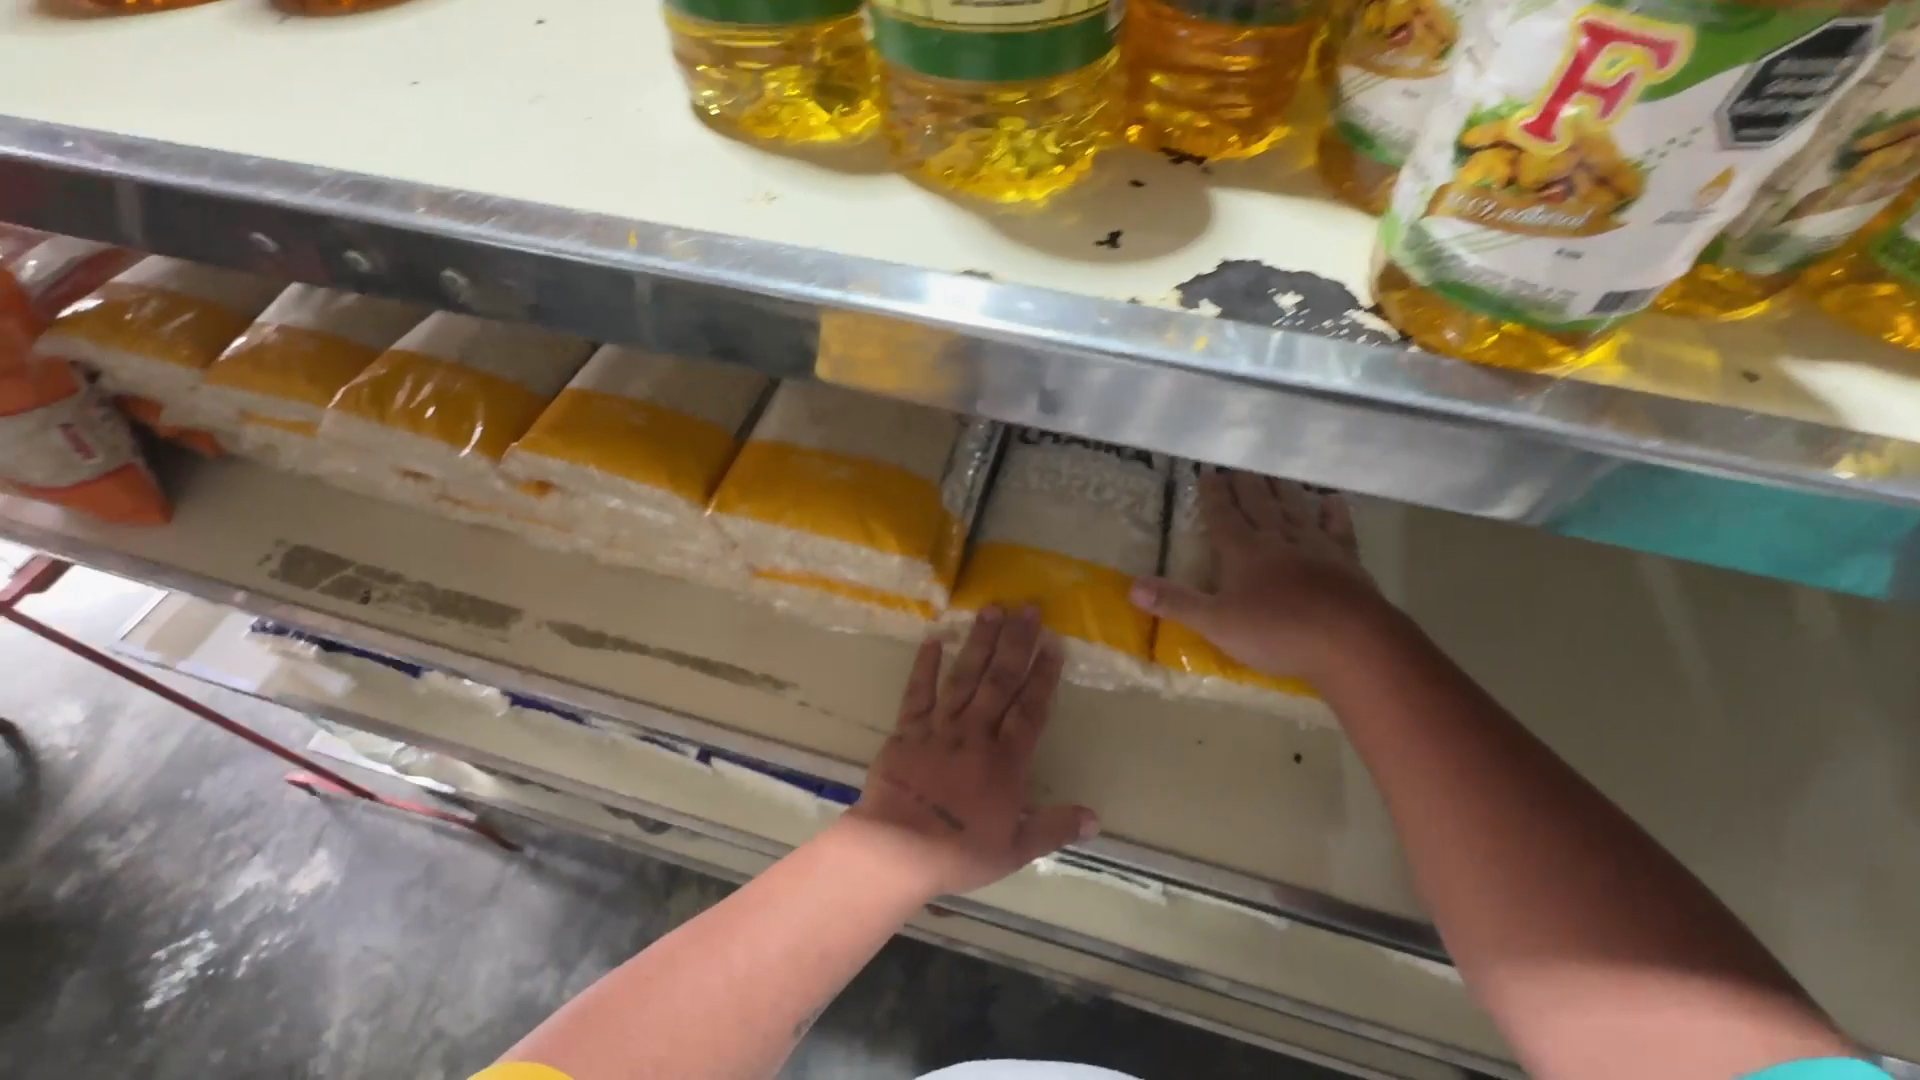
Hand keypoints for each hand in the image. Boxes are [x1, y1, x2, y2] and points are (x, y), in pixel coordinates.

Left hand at [843, 606, 1098, 898]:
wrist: (897, 849)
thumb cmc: (959, 852)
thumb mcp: (1015, 849)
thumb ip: (1054, 828)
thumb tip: (1096, 818)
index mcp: (1005, 761)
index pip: (1030, 710)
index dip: (1043, 677)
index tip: (1054, 645)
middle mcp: (975, 734)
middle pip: (1000, 682)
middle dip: (1016, 644)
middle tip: (1028, 608)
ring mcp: (938, 728)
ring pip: (964, 678)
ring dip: (979, 643)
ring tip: (992, 609)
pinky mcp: (905, 731)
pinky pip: (917, 693)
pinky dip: (925, 666)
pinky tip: (934, 639)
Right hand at [1129, 470, 1385, 684]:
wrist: (1349, 640)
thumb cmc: (1276, 632)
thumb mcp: (1216, 623)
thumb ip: (1176, 602)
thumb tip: (1131, 586)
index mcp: (1243, 552)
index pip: (1223, 517)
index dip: (1213, 495)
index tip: (1208, 472)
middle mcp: (1277, 540)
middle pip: (1258, 505)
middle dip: (1245, 485)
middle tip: (1237, 465)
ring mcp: (1315, 547)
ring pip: (1294, 509)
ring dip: (1282, 490)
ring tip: (1274, 473)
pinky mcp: (1347, 561)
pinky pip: (1338, 528)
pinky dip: (1333, 512)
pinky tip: (1331, 500)